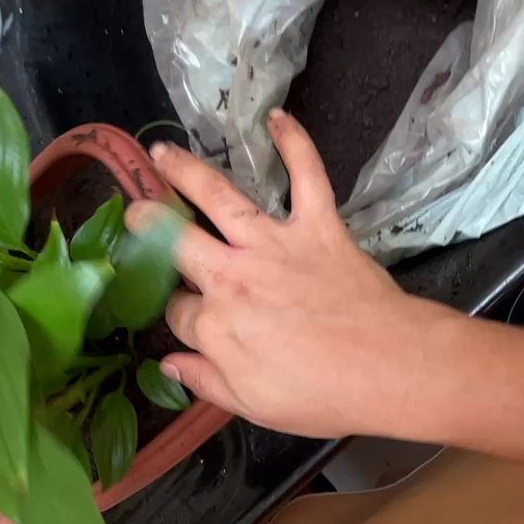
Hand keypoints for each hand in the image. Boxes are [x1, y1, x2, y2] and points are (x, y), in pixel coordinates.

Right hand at [125, 108, 464, 439]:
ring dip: (186, 172)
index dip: (176, 314)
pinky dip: (295, 144)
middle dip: (149, 224)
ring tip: (162, 153)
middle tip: (135, 210)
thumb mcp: (253, 406)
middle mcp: (233, 277)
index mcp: (215, 325)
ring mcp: (275, 246)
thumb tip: (169, 364)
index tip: (185, 317)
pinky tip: (277, 117)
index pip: (177, 311)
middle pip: (177, 242)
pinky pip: (306, 175)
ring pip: (220, 199)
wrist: (388, 370)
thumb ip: (206, 382)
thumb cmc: (320, 396)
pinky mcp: (318, 226)